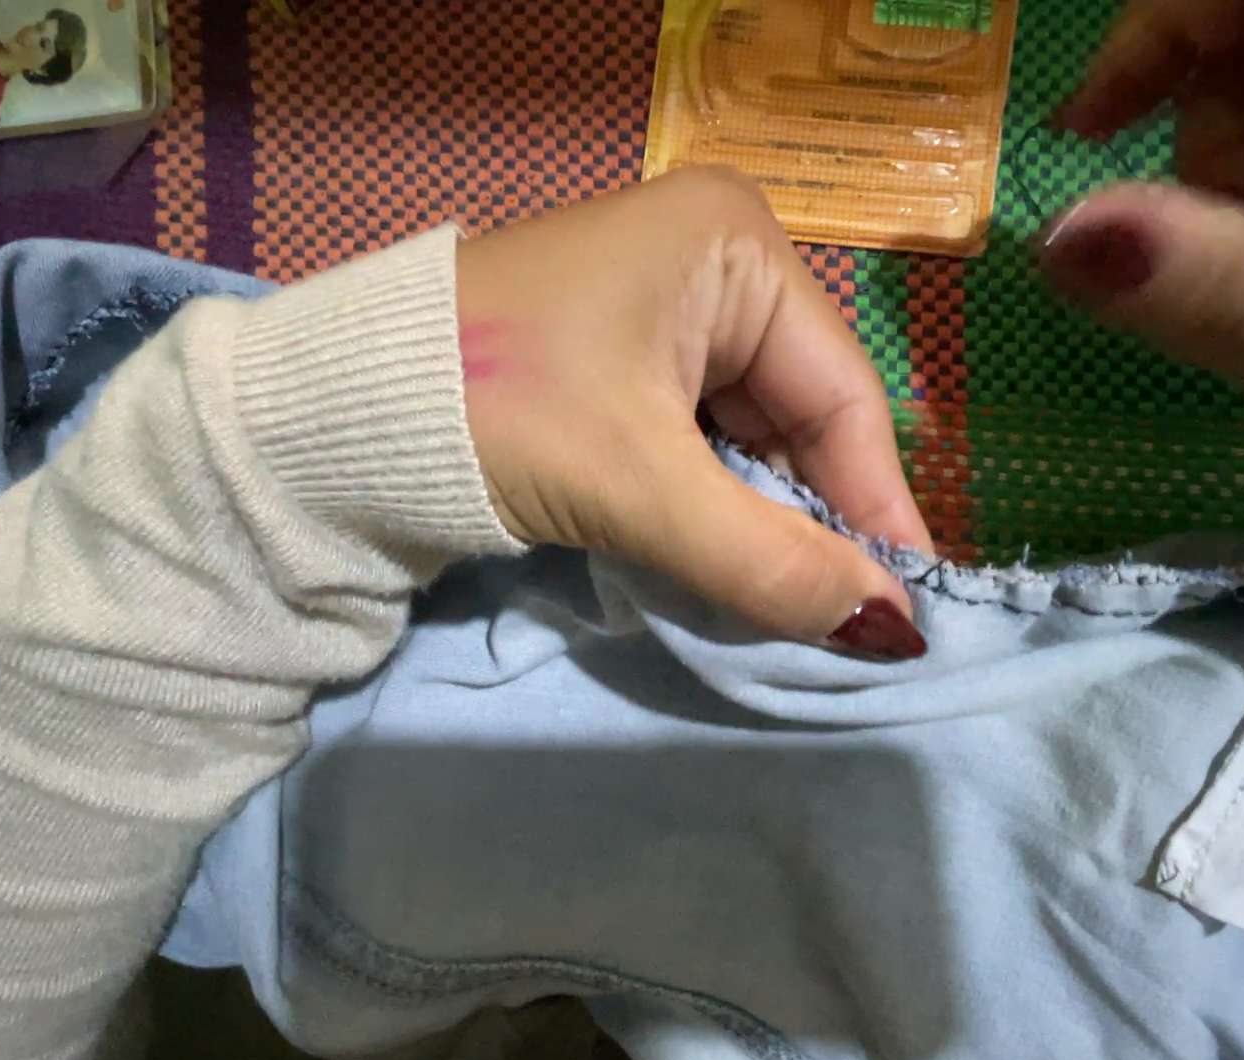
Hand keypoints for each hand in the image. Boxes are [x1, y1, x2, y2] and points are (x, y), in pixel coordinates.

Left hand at [456, 167, 932, 657]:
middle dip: (815, 516)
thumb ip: (766, 558)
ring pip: (748, 434)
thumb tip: (887, 630)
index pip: (841, 392)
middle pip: (798, 414)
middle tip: (846, 615)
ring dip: (763, 517)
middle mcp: (709, 265)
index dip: (878, 503)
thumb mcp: (639, 484)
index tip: (908, 602)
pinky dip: (713, 503)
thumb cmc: (494, 411)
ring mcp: (664, 311)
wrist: (336, 414)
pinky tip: (727, 554)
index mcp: (732, 246)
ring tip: (791, 596)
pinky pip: (698, 440)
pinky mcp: (624, 359)